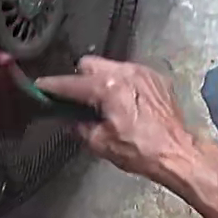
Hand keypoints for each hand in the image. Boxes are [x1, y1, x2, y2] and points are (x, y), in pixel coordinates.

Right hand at [38, 57, 198, 184]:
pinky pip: (131, 73)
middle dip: (79, 79)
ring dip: (101, 80)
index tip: (40, 87)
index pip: (70, 83)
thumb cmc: (141, 150)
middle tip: (77, 100)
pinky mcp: (156, 78)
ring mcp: (143, 72)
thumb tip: (71, 121)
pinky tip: (125, 103)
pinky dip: (122, 83)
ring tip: (103, 103)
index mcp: (107, 87)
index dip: (51, 86)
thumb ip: (79, 127)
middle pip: (89, 64)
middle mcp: (125, 72)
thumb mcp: (100, 143)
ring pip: (111, 66)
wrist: (177, 152)